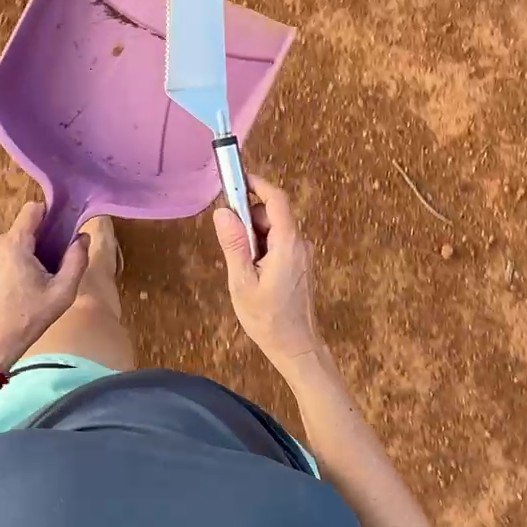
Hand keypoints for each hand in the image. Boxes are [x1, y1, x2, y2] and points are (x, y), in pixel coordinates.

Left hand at [0, 202, 89, 366]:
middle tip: (57, 265)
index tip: (66, 232)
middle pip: (28, 227)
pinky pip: (9, 252)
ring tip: (44, 279)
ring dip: (34, 253)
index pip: (33, 209)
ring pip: (19, 241)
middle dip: (45, 240)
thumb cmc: (28, 317)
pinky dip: (22, 261)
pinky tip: (29, 284)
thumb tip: (83, 237)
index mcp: (13, 243)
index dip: (52, 216)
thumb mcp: (62, 292)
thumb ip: (77, 260)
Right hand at [212, 175, 325, 374]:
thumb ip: (234, 244)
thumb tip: (223, 212)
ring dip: (254, 237)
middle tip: (232, 246)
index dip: (257, 184)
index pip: (276, 199)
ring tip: (244, 268)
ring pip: (274, 229)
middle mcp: (300, 243)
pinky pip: (279, 243)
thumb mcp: (242, 282)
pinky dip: (262, 248)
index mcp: (287, 243)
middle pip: (272, 213)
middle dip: (249, 219)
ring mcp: (302, 253)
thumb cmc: (267, 318)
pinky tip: (254, 274)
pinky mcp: (300, 264)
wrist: (296, 346)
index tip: (236, 179)